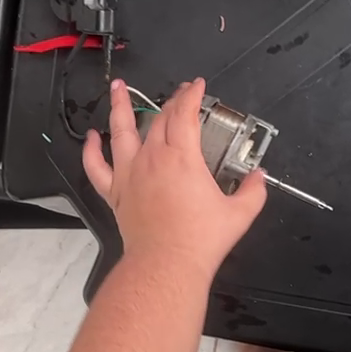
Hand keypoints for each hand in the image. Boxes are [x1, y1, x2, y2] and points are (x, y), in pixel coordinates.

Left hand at [82, 78, 266, 282]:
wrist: (166, 265)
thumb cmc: (198, 241)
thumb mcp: (239, 214)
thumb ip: (253, 191)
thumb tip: (259, 178)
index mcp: (182, 158)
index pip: (184, 113)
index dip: (191, 94)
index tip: (197, 86)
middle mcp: (152, 159)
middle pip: (159, 118)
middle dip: (170, 99)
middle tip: (179, 93)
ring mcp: (130, 174)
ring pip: (120, 131)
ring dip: (119, 106)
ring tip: (117, 88)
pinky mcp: (115, 193)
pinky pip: (97, 167)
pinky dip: (91, 150)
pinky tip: (91, 138)